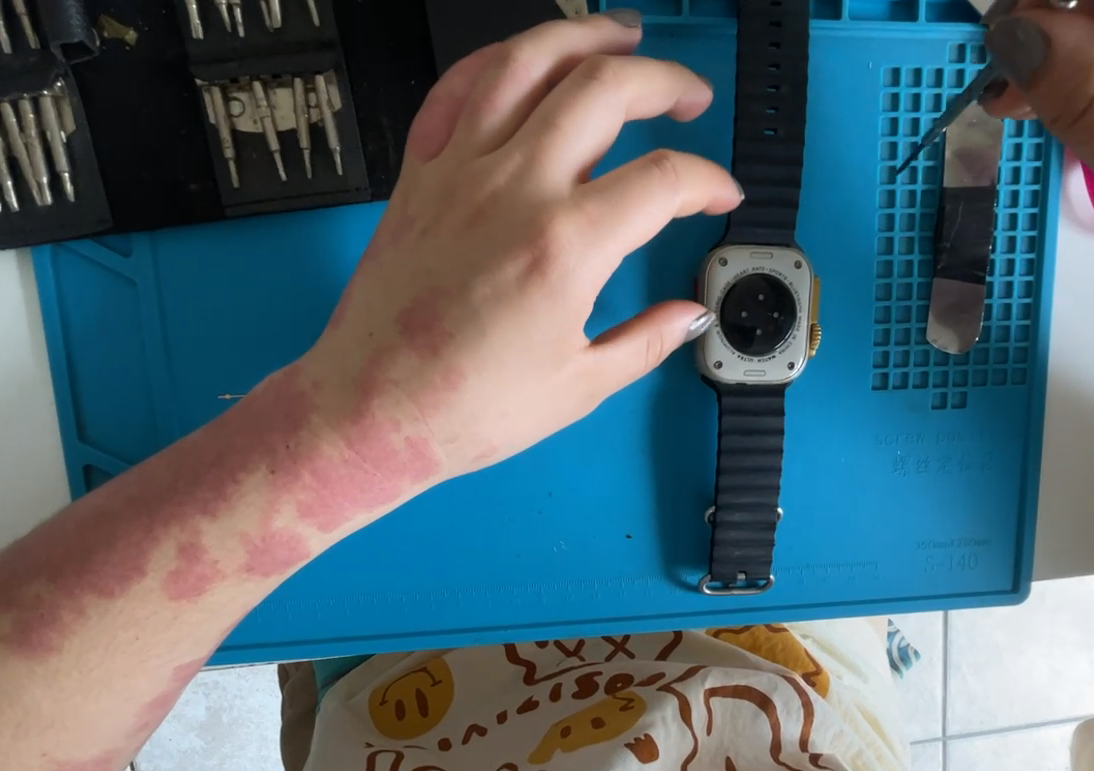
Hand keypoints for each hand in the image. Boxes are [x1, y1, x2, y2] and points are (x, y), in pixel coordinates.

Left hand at [286, 14, 739, 483]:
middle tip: (687, 94)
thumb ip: (647, 342)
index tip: (718, 193)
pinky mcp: (420, 178)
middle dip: (663, 81)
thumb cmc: (464, 408)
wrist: (374, 409)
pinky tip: (520, 60)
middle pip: (605, 90)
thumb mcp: (578, 387)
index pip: (663, 180)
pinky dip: (496, 60)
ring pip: (528, 62)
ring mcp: (460, 174)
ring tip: (619, 36)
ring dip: (583, 36)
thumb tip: (689, 317)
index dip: (708, 180)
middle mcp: (513, 191)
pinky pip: (457, 89)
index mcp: (565, 247)